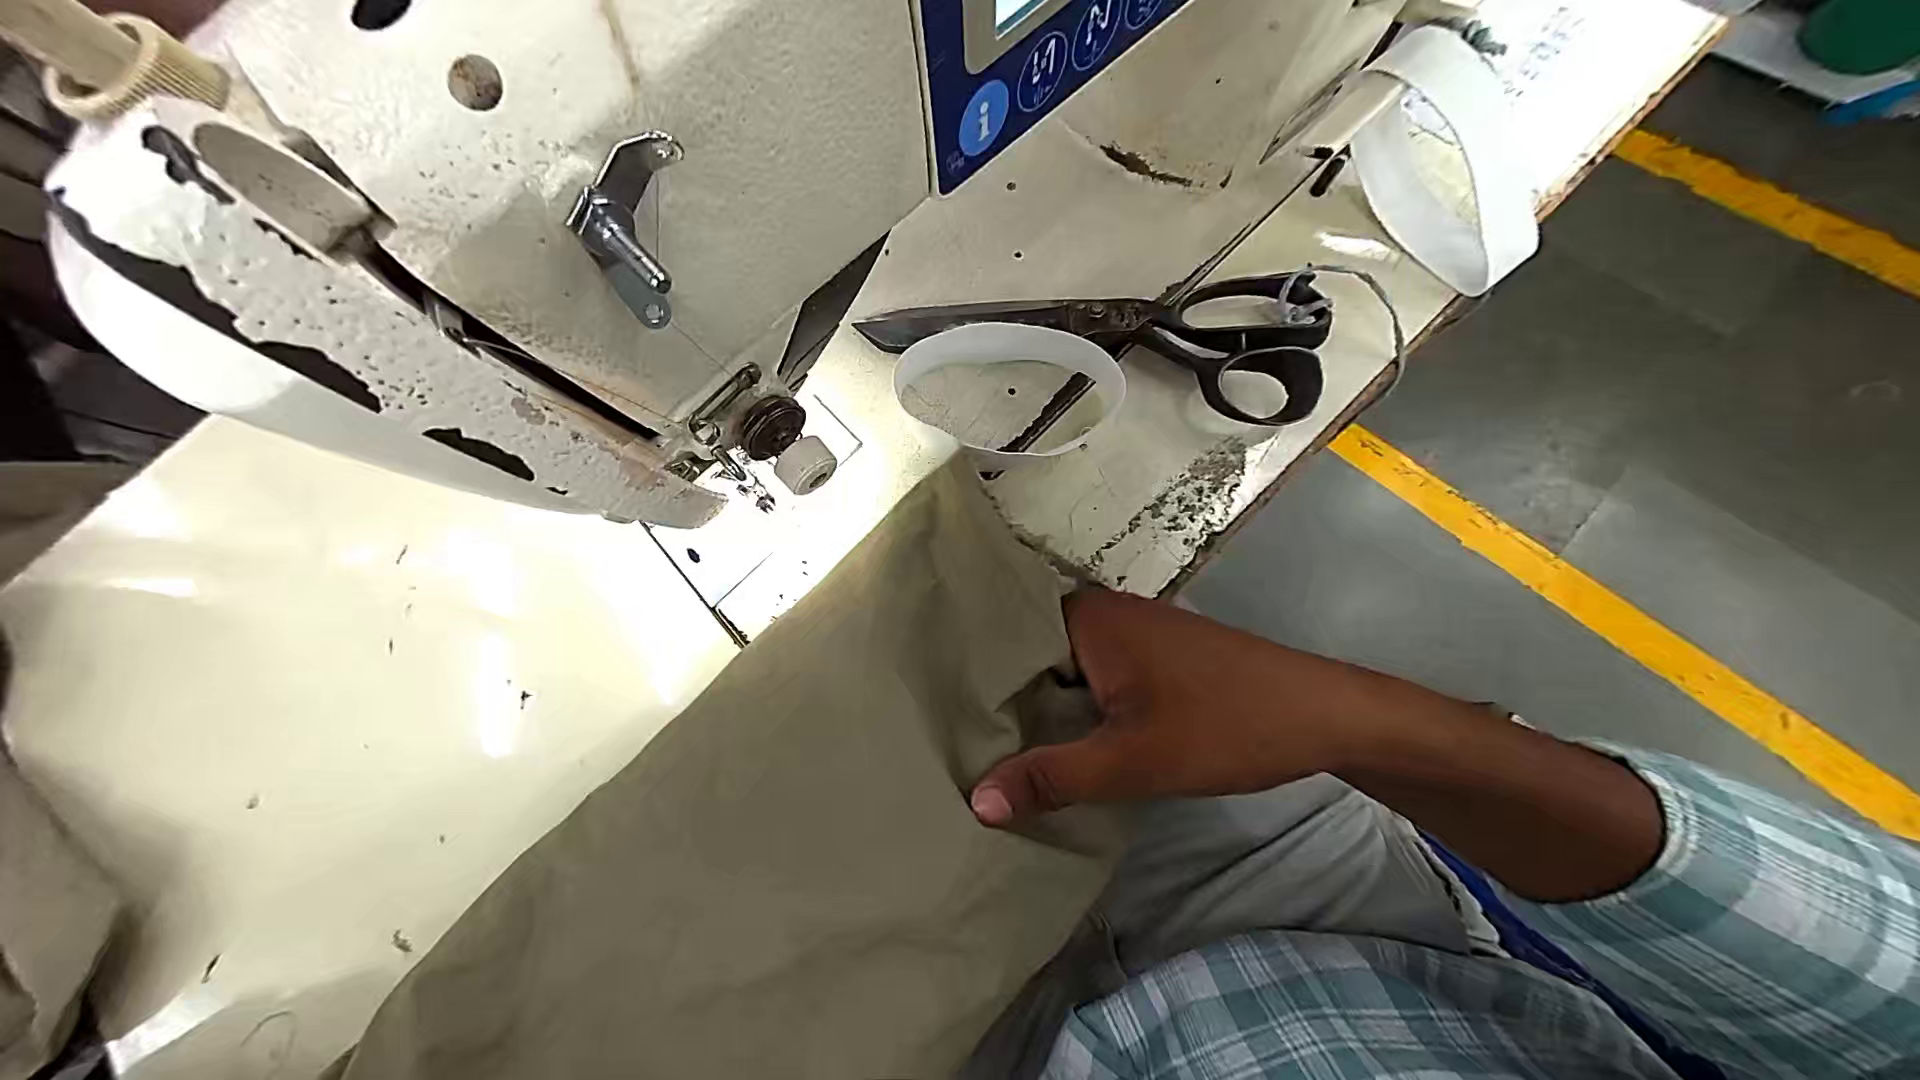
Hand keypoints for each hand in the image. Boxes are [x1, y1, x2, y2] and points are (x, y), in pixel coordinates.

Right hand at [968, 589, 1662, 902]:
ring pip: (1059, 666)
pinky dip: (1069, 703)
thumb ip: (1054, 778)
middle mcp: (1097, 611)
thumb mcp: (1134, 760)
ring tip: (986, 743)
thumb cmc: (1226, 724)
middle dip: (998, 695)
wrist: (1322, 713)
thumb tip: (977, 802)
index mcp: (1084, 616)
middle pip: (1028, 652)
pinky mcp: (1147, 654)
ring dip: (1036, 703)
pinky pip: (1087, 673)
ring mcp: (1126, 631)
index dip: (969, 676)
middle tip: (948, 735)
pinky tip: (1052, 738)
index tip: (933, 710)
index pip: (1003, 635)